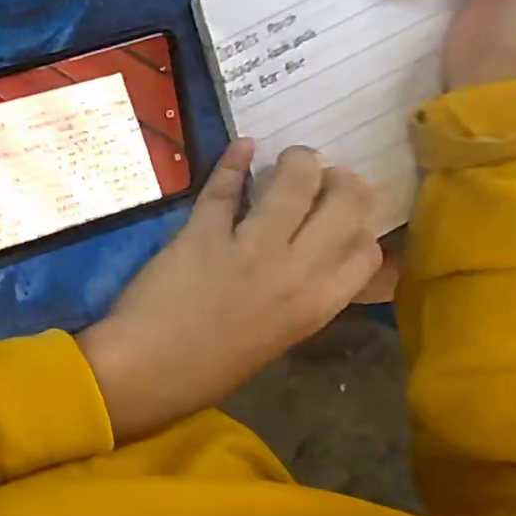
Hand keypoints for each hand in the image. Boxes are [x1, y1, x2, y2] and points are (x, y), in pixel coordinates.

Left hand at [77, 141, 382, 444]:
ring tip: (292, 156)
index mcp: (318, 306)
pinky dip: (232, 164)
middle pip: (343, 208)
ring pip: (291, 188)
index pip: (366, 251)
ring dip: (296, 163)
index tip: (345, 211)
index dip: (360, 224)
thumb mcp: (273, 339)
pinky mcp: (200, 237)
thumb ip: (296, 301)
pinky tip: (242, 146)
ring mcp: (248, 250)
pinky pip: (222, 192)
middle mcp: (295, 272)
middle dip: (341, 181)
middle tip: (324, 173)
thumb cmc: (208, 368)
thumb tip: (305, 267)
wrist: (149, 369)